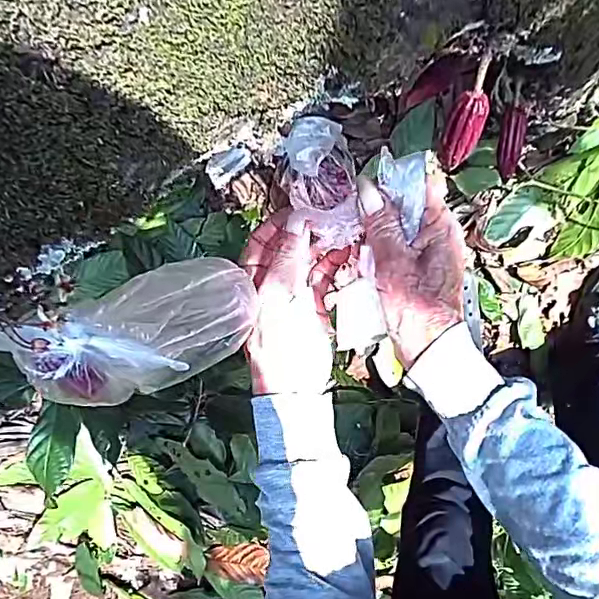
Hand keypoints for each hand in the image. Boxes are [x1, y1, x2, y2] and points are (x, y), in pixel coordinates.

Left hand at [238, 210, 337, 395]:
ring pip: (308, 260)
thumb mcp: (280, 297)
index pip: (261, 241)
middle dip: (306, 231)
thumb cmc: (280, 351)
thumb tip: (296, 224)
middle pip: (287, 248)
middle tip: (327, 217)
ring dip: (324, 245)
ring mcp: (294, 296)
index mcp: (252, 282)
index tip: (300, 211)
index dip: (279, 224)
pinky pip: (324, 278)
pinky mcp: (314, 307)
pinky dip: (335, 264)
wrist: (297, 387)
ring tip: (341, 232)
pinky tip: (346, 253)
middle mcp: (272, 285)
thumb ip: (288, 259)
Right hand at [357, 171, 467, 365]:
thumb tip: (369, 191)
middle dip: (381, 213)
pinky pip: (399, 253)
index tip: (370, 188)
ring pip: (400, 232)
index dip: (393, 182)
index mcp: (442, 228)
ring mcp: (432, 256)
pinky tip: (372, 267)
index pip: (421, 185)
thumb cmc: (418, 312)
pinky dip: (383, 255)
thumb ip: (381, 225)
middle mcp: (441, 237)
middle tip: (362, 224)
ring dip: (379, 237)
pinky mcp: (421, 273)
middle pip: (407, 208)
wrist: (428, 350)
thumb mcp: (392, 262)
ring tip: (366, 251)